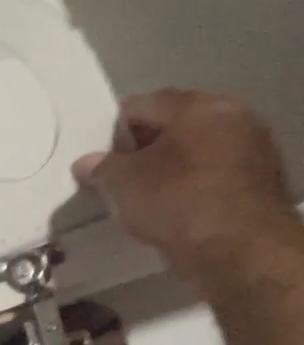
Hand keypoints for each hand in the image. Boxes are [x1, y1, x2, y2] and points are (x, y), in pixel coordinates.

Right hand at [74, 90, 300, 277]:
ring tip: (136, 189)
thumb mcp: (120, 183)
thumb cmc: (172, 199)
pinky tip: (165, 201)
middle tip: (113, 170)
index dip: (113, 126)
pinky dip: (186, 178)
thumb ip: (101, 167)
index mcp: (198, 107)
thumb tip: (88, 162)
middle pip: (175, 122)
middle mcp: (232, 115)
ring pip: (194, 145)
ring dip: (165, 161)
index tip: (94, 150)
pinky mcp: (256, 173)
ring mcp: (251, 143)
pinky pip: (210, 167)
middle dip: (142, 143)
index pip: (145, 103)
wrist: (234, 240)